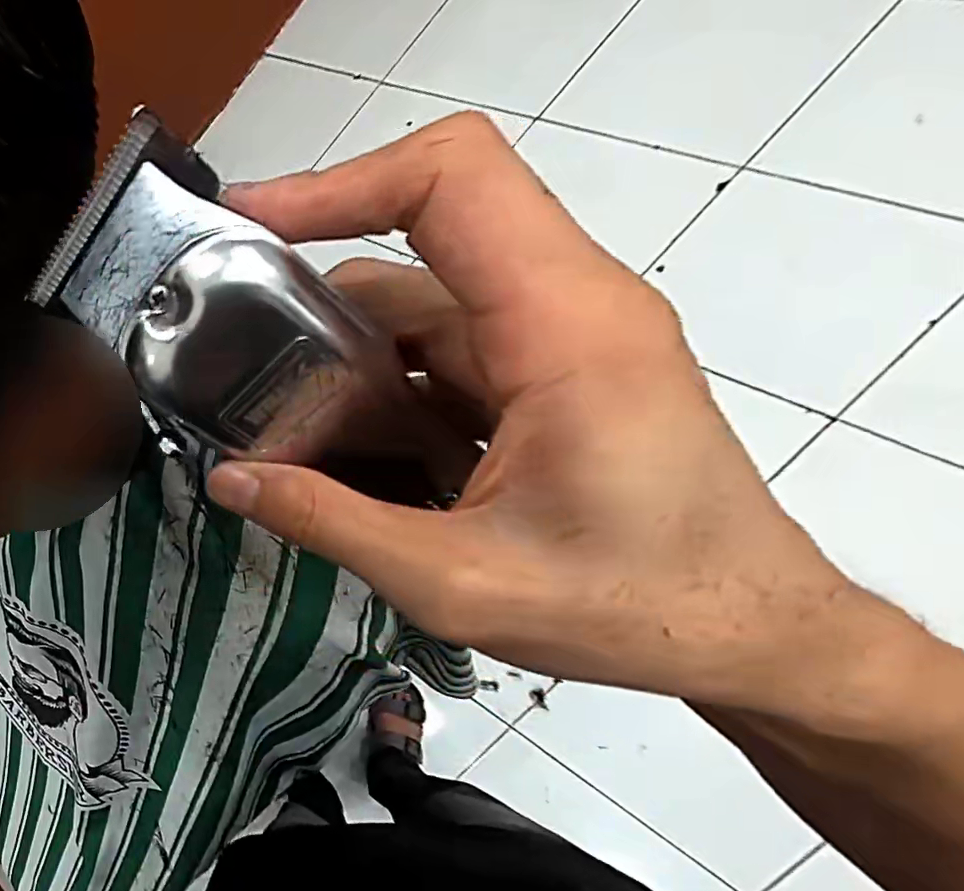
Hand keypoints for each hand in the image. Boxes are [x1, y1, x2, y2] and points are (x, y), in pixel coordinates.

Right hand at [208, 113, 864, 717]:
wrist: (740, 632)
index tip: (246, 225)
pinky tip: (325, 449)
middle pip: (408, 254)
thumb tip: (228, 481)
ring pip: (408, 309)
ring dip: (329, 355)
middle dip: (305, 298)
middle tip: (222, 359)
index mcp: (561, 328)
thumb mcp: (455, 579)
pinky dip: (364, 389)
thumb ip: (331, 523)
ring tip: (260, 419)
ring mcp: (545, 345)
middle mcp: (557, 311)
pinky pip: (427, 357)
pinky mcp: (532, 382)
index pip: (450, 184)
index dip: (338, 185)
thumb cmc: (626, 608)